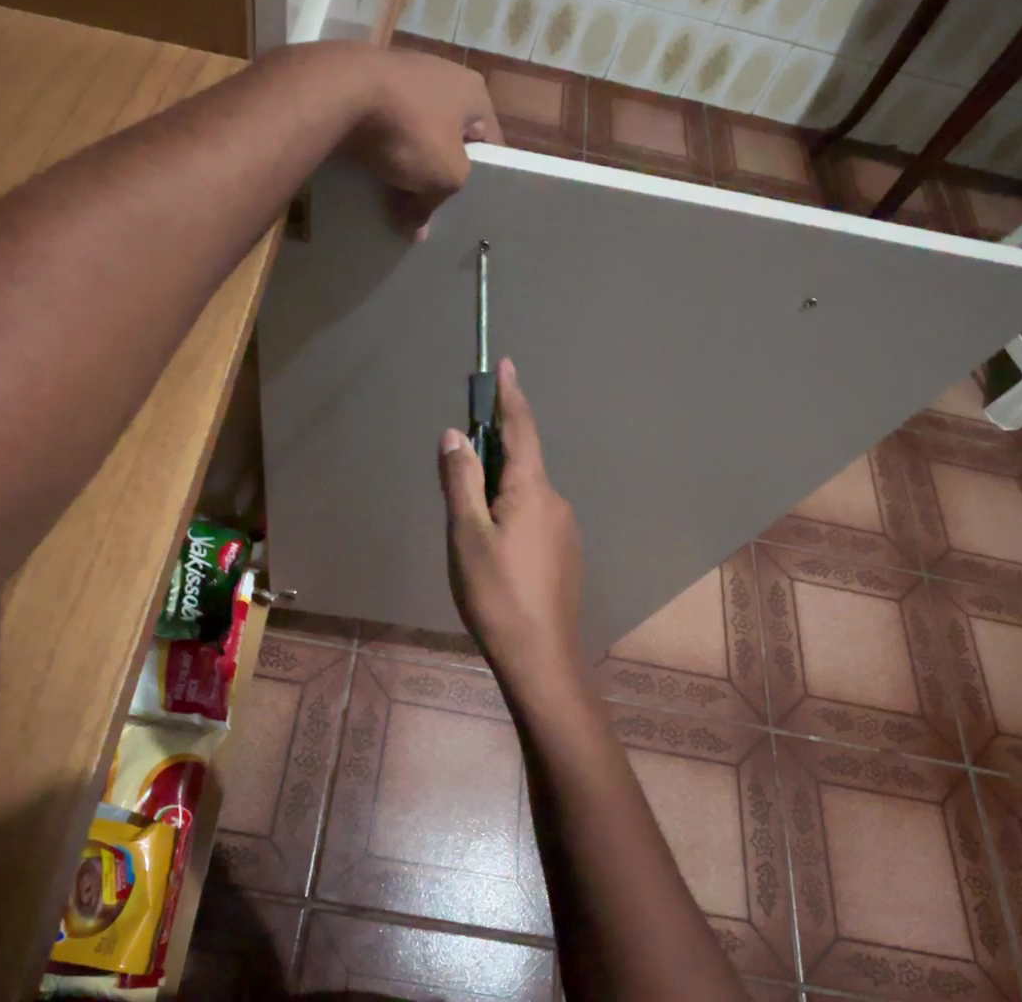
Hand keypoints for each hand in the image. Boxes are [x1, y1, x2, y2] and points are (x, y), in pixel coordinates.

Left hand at [347, 45, 501, 239]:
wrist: (343, 92)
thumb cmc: (411, 131)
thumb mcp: (443, 177)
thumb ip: (436, 203)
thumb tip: (417, 231)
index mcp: (473, 91)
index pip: (488, 141)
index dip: (481, 175)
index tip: (466, 203)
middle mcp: (443, 74)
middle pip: (448, 137)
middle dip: (437, 170)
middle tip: (429, 203)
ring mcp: (403, 73)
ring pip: (414, 131)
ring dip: (406, 160)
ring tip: (395, 192)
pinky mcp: (367, 80)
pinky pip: (383, 123)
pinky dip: (379, 145)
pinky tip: (370, 170)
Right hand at [438, 359, 582, 674]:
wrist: (540, 656)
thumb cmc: (496, 593)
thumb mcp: (466, 535)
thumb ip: (460, 481)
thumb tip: (455, 435)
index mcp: (531, 489)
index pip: (521, 429)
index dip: (510, 396)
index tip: (505, 365)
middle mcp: (556, 501)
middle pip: (521, 463)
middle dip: (491, 457)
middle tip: (458, 480)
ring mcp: (566, 530)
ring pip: (526, 495)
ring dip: (498, 494)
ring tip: (469, 532)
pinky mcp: (566, 555)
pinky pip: (535, 519)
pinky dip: (511, 518)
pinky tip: (495, 555)